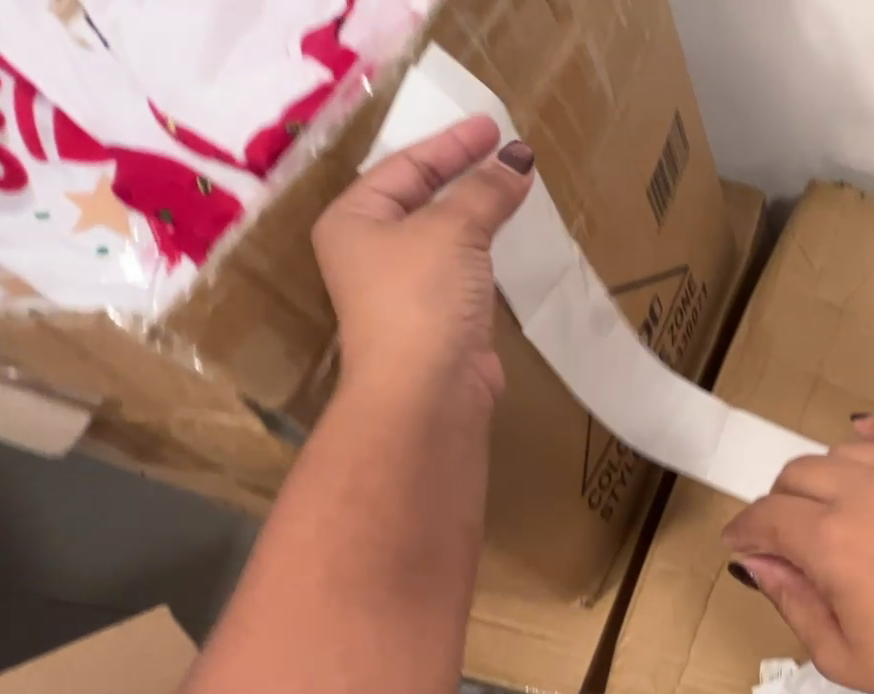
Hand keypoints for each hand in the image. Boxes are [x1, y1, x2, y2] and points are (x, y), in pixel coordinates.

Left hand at [312, 115, 534, 406]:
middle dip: (466, 174)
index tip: (493, 127)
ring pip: (449, 234)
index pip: (407, 166)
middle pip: (424, 197)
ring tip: (514, 190)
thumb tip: (518, 159)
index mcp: (355, 219)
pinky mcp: (444, 315)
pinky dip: (489, 248)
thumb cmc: (422, 298)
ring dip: (481, 211)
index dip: (452, 144)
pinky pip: (468, 266)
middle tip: (507, 153)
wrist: (429, 387)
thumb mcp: (452, 232)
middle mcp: (375, 249)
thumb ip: (485, 193)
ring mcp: (410, 285)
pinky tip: (510, 240)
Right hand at [723, 416, 873, 693]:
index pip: (767, 516)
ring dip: (823, 477)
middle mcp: (867, 493)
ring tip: (829, 507)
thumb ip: (790, 599)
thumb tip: (756, 559)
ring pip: (844, 452)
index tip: (740, 544)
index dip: (745, 530)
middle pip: (799, 475)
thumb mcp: (839, 654)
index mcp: (832, 542)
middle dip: (779, 504)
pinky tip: (863, 438)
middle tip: (786, 537)